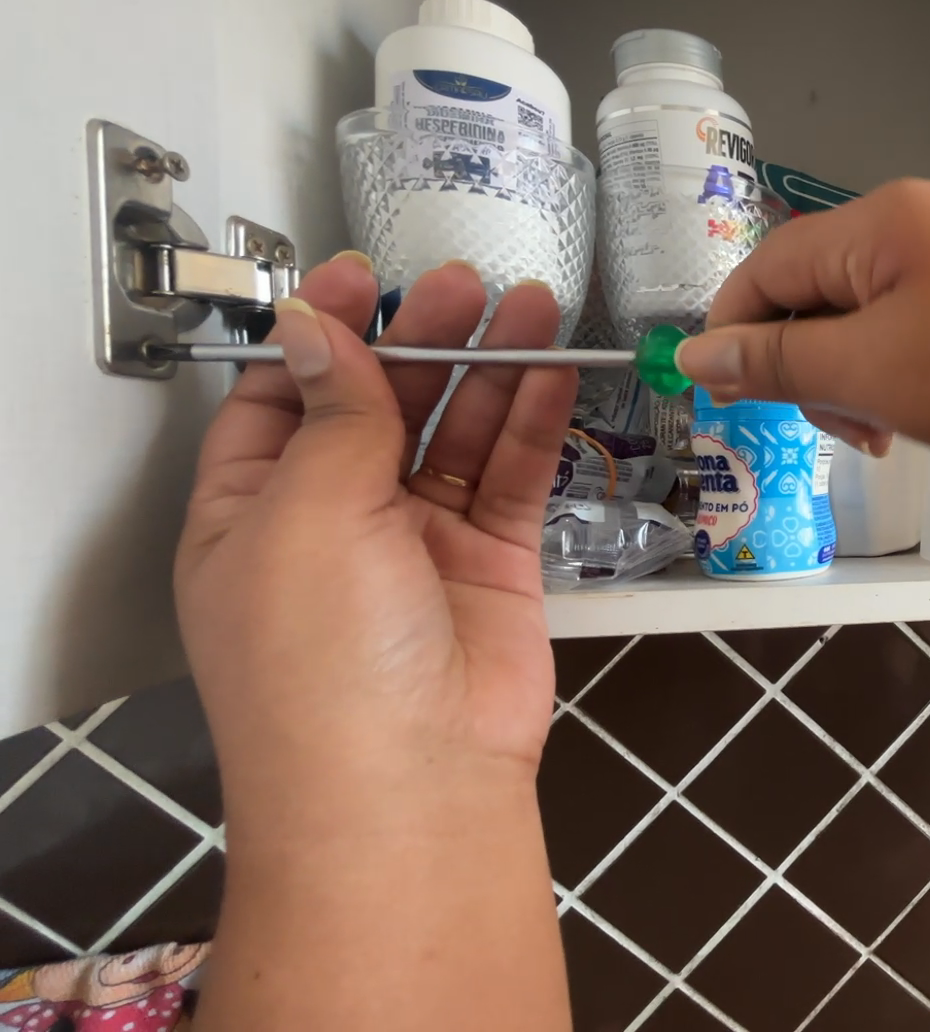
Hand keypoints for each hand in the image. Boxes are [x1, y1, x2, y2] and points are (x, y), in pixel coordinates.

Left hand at [174, 256, 576, 819]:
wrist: (418, 771)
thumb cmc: (323, 661)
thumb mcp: (305, 520)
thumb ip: (336, 420)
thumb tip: (321, 331)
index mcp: (256, 506)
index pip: (289, 396)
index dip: (327, 334)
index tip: (366, 277)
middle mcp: (342, 515)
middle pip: (390, 405)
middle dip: (431, 342)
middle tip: (472, 288)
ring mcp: (426, 536)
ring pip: (464, 434)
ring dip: (498, 373)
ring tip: (534, 314)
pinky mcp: (497, 556)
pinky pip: (514, 476)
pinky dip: (536, 426)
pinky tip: (554, 381)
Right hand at [677, 179, 929, 467]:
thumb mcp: (878, 372)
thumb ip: (782, 361)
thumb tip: (699, 351)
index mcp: (877, 225)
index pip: (765, 269)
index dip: (734, 335)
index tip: (728, 399)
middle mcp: (914, 225)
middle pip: (816, 295)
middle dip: (810, 368)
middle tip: (848, 430)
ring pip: (867, 320)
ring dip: (857, 379)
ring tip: (889, 431)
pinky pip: (916, 329)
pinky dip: (902, 374)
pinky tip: (926, 411)